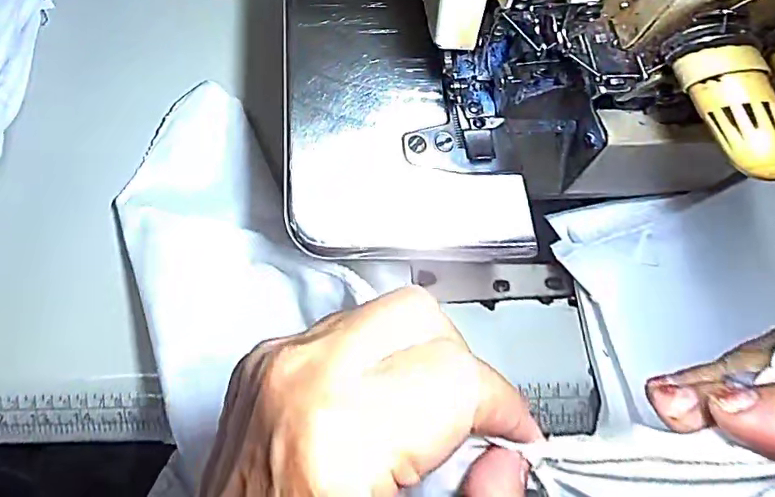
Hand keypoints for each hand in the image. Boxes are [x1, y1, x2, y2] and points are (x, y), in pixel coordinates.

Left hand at [202, 285, 543, 496]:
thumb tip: (505, 462)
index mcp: (335, 432)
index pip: (451, 371)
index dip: (503, 406)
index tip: (516, 435)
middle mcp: (298, 376)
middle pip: (415, 314)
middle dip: (459, 362)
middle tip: (476, 421)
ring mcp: (273, 362)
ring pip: (377, 311)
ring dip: (413, 355)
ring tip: (422, 423)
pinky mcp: (257, 361)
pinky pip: (334, 329)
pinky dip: (368, 358)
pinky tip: (372, 413)